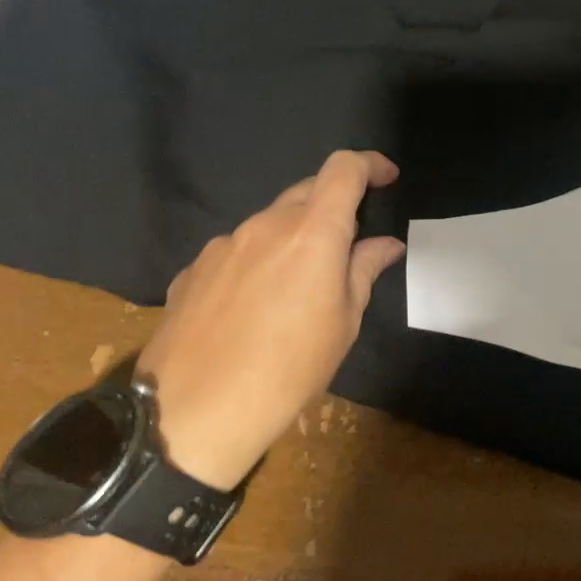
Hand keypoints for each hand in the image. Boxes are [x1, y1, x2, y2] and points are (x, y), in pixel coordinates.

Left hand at [136, 151, 404, 490]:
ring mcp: (223, 246)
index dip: (370, 165)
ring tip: (299, 285)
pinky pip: (238, 250)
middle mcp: (265, 225)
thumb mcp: (344, 322)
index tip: (387, 179)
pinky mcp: (192, 271)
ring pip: (270, 222)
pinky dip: (259, 260)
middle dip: (335, 205)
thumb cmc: (290, 369)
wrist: (194, 415)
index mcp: (313, 232)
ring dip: (294, 236)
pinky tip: (256, 304)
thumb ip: (364, 270)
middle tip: (349, 244)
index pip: (344, 169)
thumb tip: (384, 244)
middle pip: (307, 191)